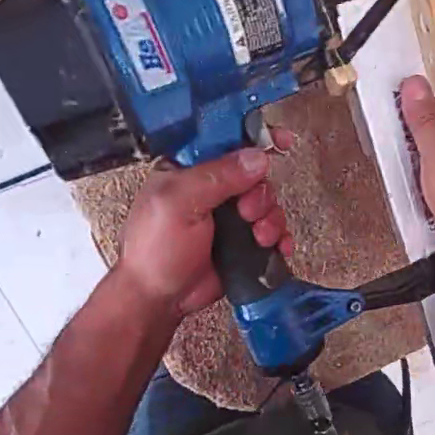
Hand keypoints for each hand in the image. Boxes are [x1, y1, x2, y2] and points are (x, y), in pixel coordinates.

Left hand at [115, 130, 296, 318]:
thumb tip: (256, 158)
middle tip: (247, 212)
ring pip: (268, 202)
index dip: (253, 136)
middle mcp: (212, 188)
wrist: (160, 299)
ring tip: (258, 237)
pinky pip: (273, 230)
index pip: (224, 139)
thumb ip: (216, 176)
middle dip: (260, 193)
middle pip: (255, 173)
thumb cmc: (155, 250)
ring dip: (271, 218)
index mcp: (189, 168)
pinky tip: (276, 248)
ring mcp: (229, 215)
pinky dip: (280, 237)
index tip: (279, 140)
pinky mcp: (242, 241)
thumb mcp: (178, 203)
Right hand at [398, 76, 434, 252]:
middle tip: (400, 159)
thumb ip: (423, 119)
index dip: (408, 117)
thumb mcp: (434, 154)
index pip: (430, 103)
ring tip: (413, 177)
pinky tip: (429, 189)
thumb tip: (413, 83)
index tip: (392, 132)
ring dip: (424, 160)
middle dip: (415, 140)